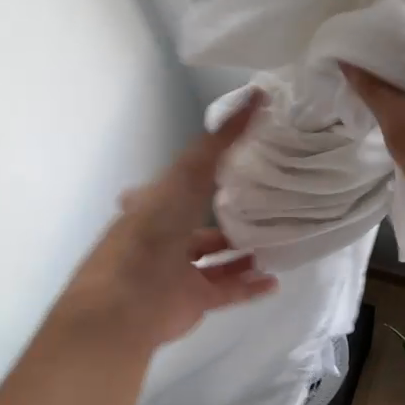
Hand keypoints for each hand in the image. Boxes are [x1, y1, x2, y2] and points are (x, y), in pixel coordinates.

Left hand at [63, 92, 277, 343]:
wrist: (125, 307)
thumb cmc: (150, 234)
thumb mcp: (185, 178)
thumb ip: (218, 144)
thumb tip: (256, 97)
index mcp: (153, 206)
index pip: (182, 181)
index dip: (206, 169)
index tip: (239, 159)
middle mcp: (163, 237)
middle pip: (199, 222)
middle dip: (228, 214)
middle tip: (265, 202)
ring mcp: (178, 271)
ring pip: (217, 258)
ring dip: (244, 251)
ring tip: (279, 239)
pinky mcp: (192, 300)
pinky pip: (227, 290)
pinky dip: (251, 285)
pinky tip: (275, 278)